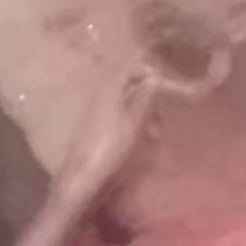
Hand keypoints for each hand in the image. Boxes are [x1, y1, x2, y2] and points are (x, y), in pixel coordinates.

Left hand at [50, 74, 161, 208]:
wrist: (83, 175)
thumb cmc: (110, 145)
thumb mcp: (133, 121)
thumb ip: (145, 98)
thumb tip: (155, 78)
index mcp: (110, 90)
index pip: (129, 70)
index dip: (146, 72)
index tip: (162, 81)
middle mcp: (102, 96)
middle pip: (128, 87)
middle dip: (148, 97)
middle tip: (162, 115)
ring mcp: (98, 112)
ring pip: (126, 104)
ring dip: (143, 113)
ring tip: (155, 134)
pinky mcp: (97, 128)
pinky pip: (120, 117)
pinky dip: (134, 124)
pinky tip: (141, 141)